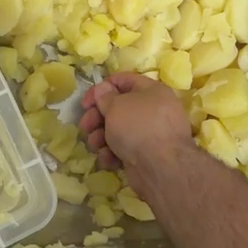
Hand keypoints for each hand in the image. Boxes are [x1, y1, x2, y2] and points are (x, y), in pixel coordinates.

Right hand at [80, 71, 194, 197]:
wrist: (161, 167)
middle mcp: (153, 110)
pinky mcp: (145, 154)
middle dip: (97, 118)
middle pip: (117, 108)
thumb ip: (105, 96)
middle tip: (86, 126)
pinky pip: (124, 148)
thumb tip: (103, 90)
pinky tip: (109, 160)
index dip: (101, 89)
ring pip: (118, 130)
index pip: (123, 80)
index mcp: (151, 91)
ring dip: (101, 137)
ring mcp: (150, 134)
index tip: (86, 103)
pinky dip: (113, 153)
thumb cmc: (138, 127)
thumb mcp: (116, 106)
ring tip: (96, 145)